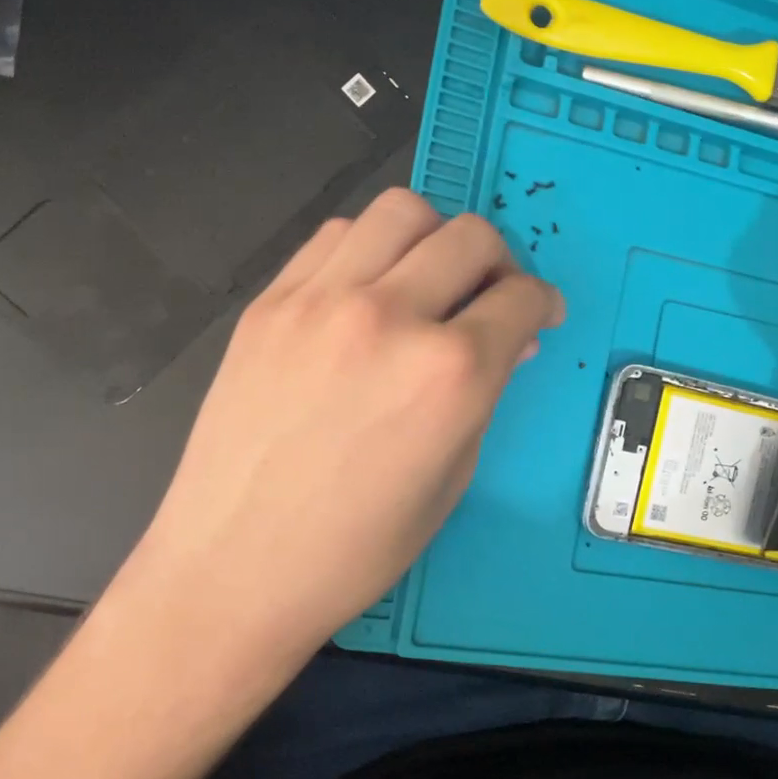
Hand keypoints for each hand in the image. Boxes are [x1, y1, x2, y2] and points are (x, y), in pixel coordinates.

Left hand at [118, 188, 561, 660]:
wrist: (235, 567)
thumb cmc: (357, 549)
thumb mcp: (452, 478)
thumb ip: (486, 393)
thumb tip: (506, 341)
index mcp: (451, 373)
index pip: (520, 298)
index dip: (542, 304)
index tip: (539, 316)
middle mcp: (391, 316)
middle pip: (470, 236)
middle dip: (500, 263)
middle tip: (492, 297)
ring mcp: (321, 300)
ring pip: (401, 211)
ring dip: (434, 237)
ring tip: (429, 280)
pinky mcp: (270, 302)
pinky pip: (336, 237)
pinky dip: (370, 249)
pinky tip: (369, 291)